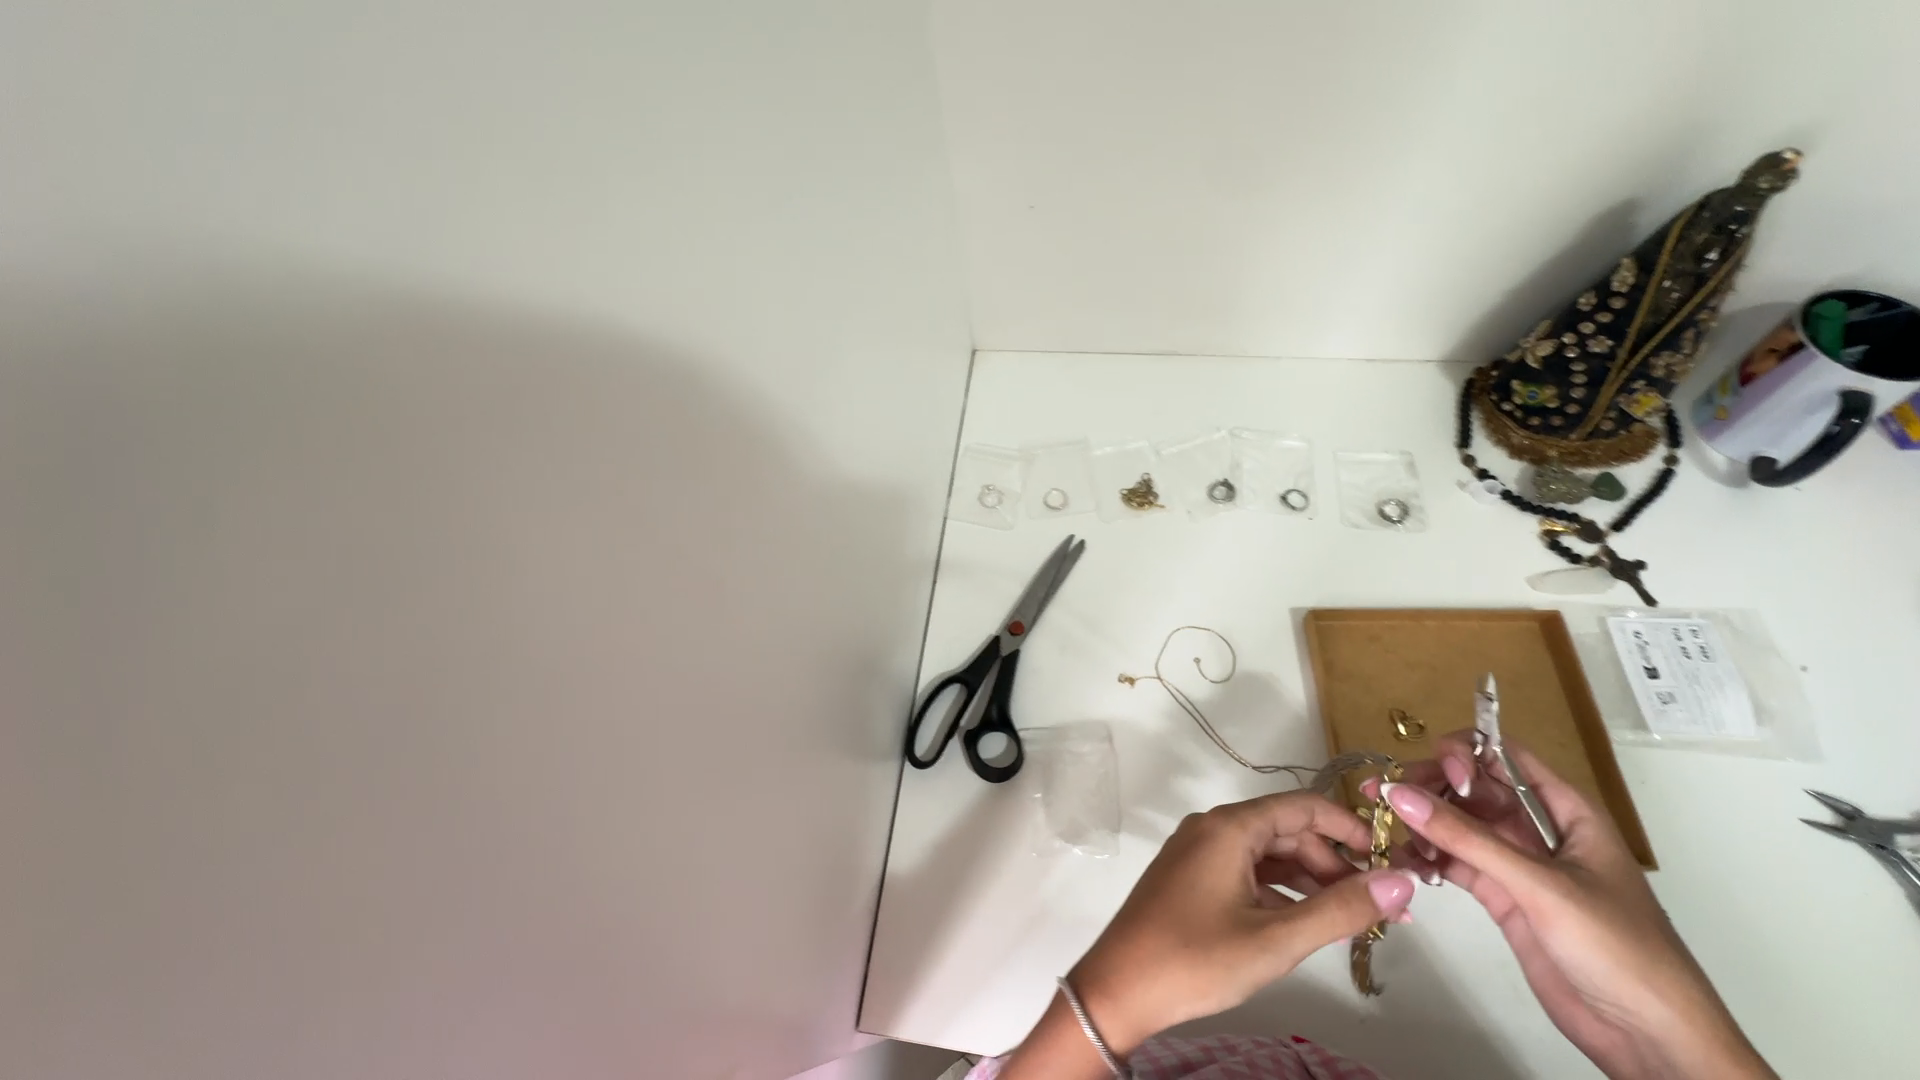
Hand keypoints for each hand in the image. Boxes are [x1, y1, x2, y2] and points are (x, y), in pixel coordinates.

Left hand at [1068, 791, 1416, 1052]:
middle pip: (1287, 830)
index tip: (1391, 860)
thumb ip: (1340, 909)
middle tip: (1380, 908)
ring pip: (1268, 854)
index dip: (1350, 829)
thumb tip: (1400, 882)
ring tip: (1351, 920)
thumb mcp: (1275, 939)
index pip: (1303, 806)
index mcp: (1229, 827)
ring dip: (1310, 881)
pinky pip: (1246, 872)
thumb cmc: (1196, 959)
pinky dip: (1279, 891)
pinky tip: (1304, 923)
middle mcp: (1211, 828)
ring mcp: (1197, 853)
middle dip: (1334, 864)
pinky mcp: (1191, 878)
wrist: (1118, 989)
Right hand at [1368, 735, 1774, 1079]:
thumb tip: (1399, 794)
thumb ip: (1468, 839)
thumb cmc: (1618, 948)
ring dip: (1419, 823)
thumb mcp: (1541, 886)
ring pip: (1457, 824)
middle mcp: (1535, 828)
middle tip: (1380, 799)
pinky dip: (1426, 858)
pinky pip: (1454, 862)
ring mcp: (1516, 863)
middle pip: (1470, 787)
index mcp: (1564, 810)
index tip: (1436, 778)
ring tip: (1382, 834)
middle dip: (1426, 787)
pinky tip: (1404, 864)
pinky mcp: (1501, 897)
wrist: (1651, 1038)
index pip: (1504, 756)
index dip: (1465, 754)